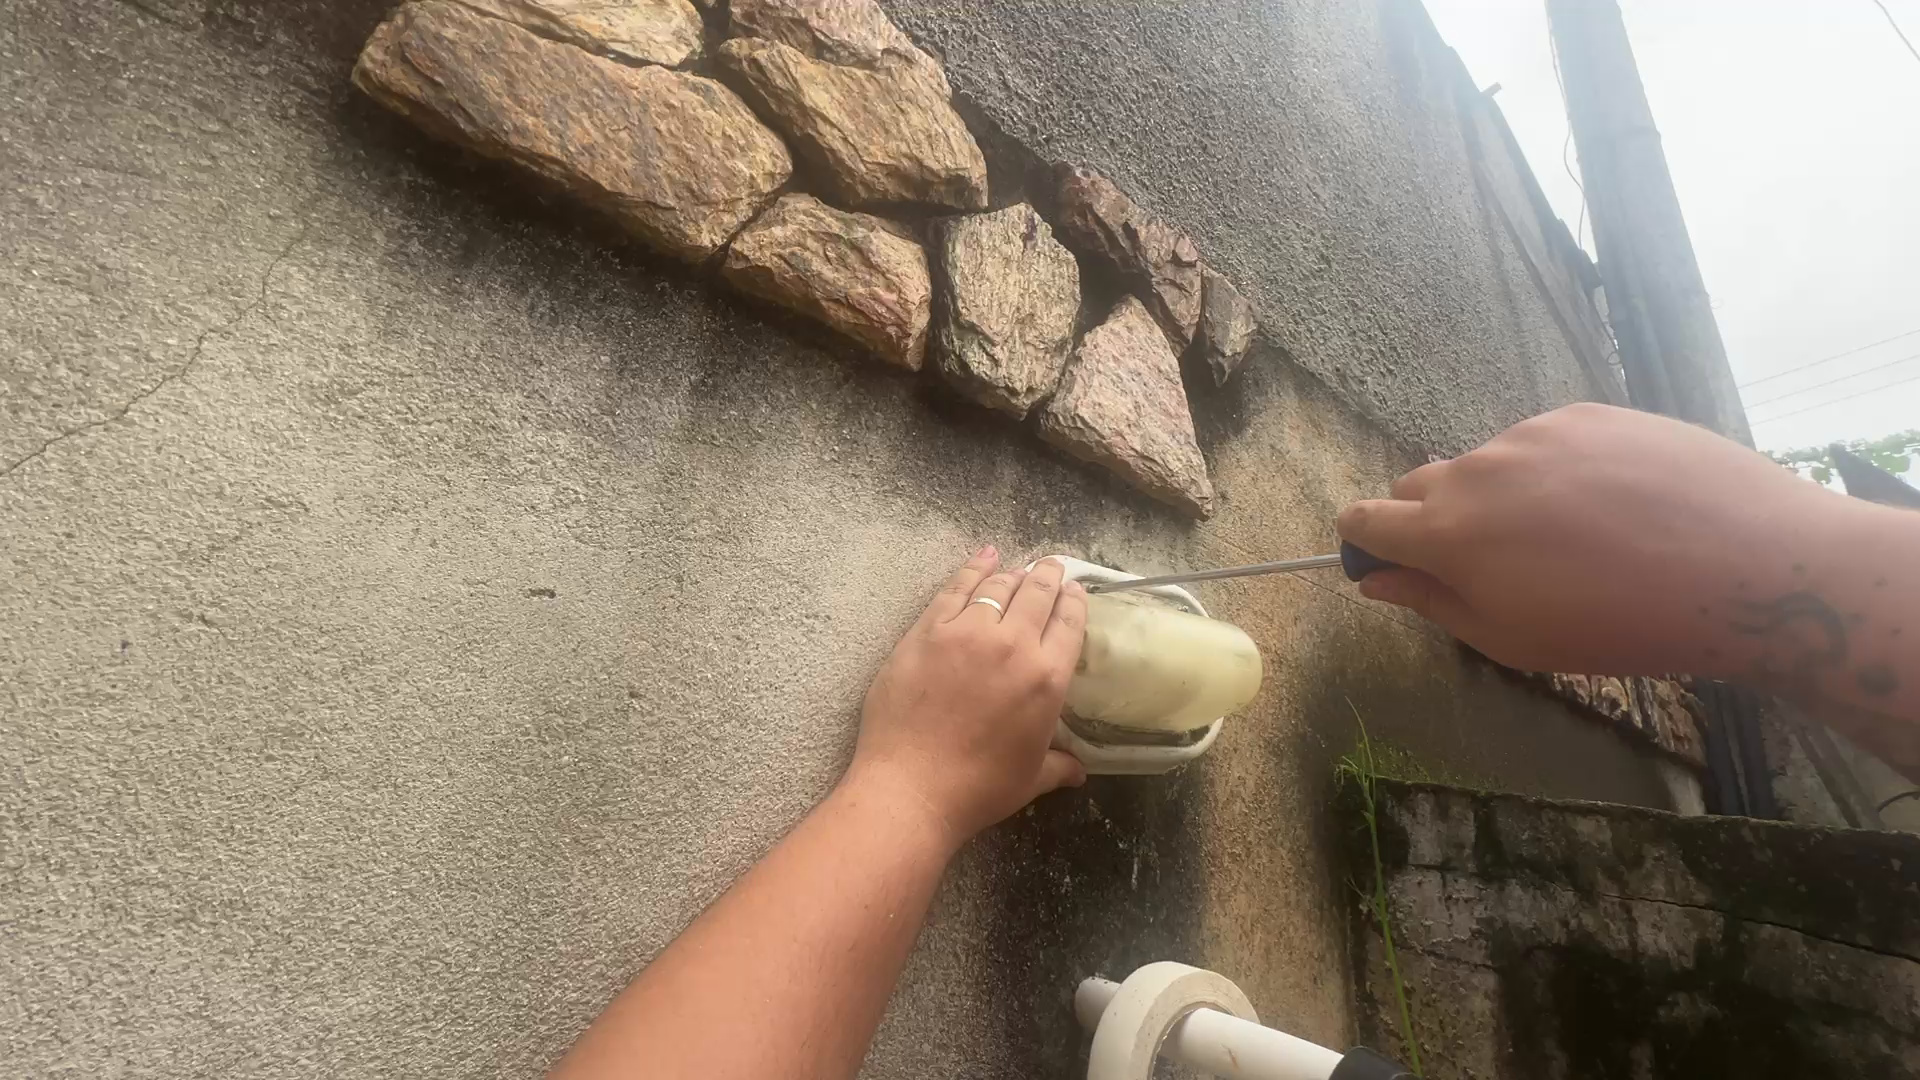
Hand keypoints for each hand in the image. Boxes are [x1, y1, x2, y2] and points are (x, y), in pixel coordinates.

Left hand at [848, 547, 1088, 847]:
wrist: (911, 786)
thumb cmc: (977, 789)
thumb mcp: (1031, 780)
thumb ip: (1059, 766)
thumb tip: (1080, 770)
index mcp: (1047, 679)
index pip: (1069, 624)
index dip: (1074, 602)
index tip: (1074, 590)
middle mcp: (1013, 645)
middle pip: (1037, 594)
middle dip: (1048, 575)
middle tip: (1051, 565)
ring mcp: (968, 632)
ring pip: (998, 586)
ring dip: (1013, 573)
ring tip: (1018, 567)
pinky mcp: (929, 629)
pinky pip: (957, 588)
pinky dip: (974, 568)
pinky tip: (983, 557)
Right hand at [1336, 403, 1838, 676]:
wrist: (1758, 571)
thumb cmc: (1616, 624)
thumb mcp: (1508, 636)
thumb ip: (1427, 602)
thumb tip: (1372, 581)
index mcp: (1444, 533)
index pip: (1361, 519)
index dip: (1364, 540)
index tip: (1389, 559)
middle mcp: (1471, 472)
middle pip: (1412, 485)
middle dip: (1426, 517)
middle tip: (1488, 554)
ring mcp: (1528, 435)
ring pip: (1480, 464)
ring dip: (1493, 493)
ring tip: (1565, 527)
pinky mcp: (1581, 414)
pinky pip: (1537, 440)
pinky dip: (1548, 468)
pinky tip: (1604, 497)